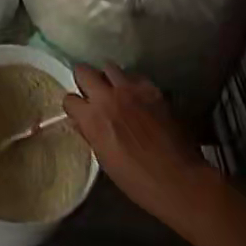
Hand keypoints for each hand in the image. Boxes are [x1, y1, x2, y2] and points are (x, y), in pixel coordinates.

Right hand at [63, 65, 215, 225]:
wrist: (174, 177)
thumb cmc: (134, 178)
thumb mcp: (104, 158)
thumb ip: (90, 133)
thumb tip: (82, 122)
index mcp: (92, 118)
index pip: (70, 99)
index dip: (73, 105)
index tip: (78, 110)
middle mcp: (108, 97)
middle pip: (84, 71)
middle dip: (83, 78)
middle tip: (89, 89)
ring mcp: (132, 89)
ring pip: (110, 67)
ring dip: (108, 77)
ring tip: (113, 89)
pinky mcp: (153, 89)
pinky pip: (135, 76)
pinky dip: (131, 82)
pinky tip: (136, 96)